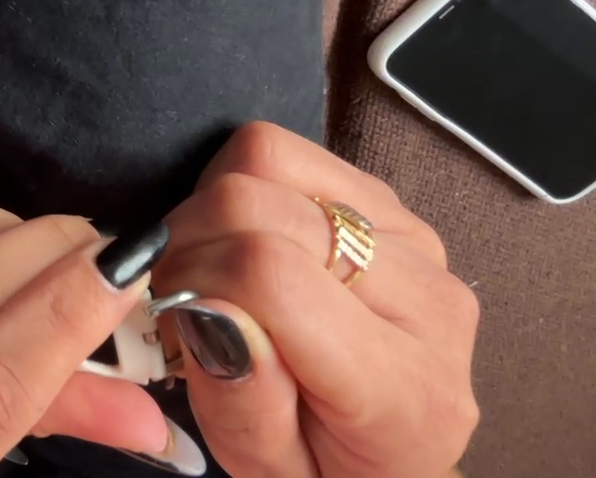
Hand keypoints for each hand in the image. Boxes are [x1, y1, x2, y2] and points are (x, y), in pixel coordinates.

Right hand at [152, 123, 479, 477]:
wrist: (383, 454)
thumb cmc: (318, 467)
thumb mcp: (266, 470)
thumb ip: (241, 402)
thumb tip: (203, 304)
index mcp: (404, 388)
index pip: (272, 275)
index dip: (194, 276)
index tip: (168, 307)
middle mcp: (427, 298)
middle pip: (260, 204)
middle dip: (189, 236)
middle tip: (177, 283)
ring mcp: (411, 237)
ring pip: (267, 160)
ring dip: (210, 202)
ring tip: (213, 259)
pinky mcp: (384, 200)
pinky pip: (281, 149)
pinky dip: (236, 176)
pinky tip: (243, 231)